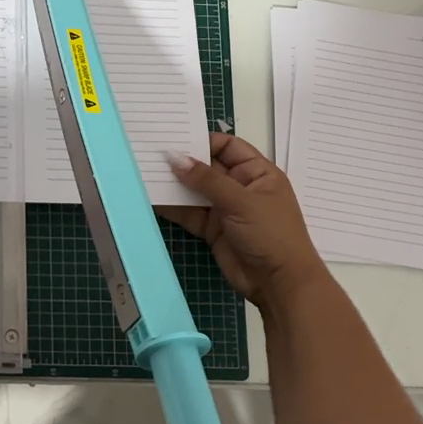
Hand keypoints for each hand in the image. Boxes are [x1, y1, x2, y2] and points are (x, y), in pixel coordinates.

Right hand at [155, 133, 329, 313]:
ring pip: (193, 189)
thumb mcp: (241, 202)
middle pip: (206, 167)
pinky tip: (149, 198)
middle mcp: (239, 186)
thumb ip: (206, 179)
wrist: (278, 284)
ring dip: (172, 184)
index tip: (173, 139)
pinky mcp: (211, 228)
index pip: (228, 146)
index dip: (203, 141)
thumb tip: (174, 157)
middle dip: (181, 161)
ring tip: (144, 173)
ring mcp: (224, 208)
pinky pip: (187, 211)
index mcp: (257, 173)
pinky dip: (170, 206)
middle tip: (150, 153)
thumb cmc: (271, 235)